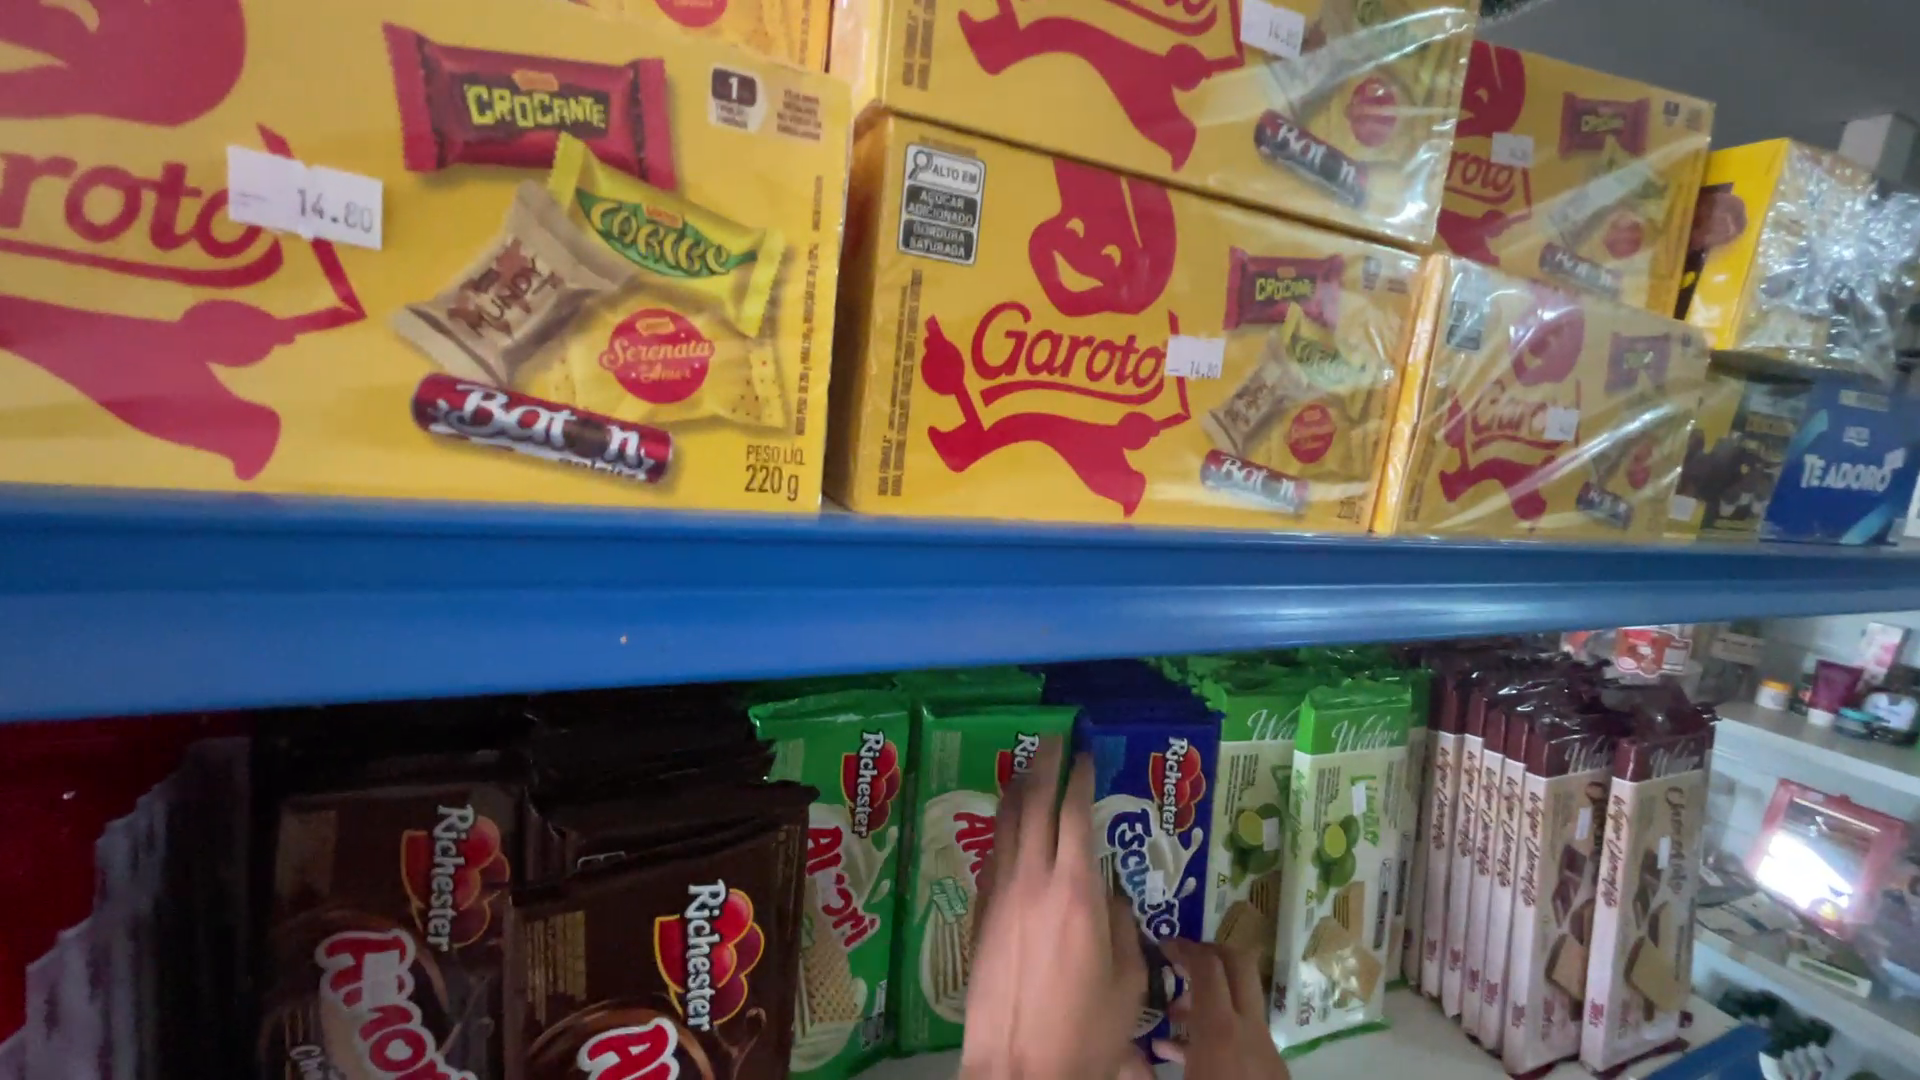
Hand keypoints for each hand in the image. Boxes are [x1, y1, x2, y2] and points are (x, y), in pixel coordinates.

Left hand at [962, 741, 1148, 1079]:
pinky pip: (994, 851)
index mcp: (1076, 891)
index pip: (1075, 814)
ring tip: (1028, 764)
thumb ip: (1122, 927)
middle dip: (1044, 764)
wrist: (1018, 1065)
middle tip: (1053, 738)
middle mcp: (1034, 878)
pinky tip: (1009, 819)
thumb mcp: (1126, 982)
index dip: (1080, 777)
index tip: (1086, 754)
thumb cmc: (1083, 1030)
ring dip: (1018, 787)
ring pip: (1007, 821)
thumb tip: (1110, 896)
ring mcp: (1002, 891)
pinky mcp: (982, 909)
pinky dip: (1003, 824)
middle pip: (1035, 803)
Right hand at [1156, 939, 1288, 1079]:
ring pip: (1242, 999)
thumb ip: (1147, 1065)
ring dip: (1211, 994)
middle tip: (1180, 961)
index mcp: (1220, 1032)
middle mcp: (1249, 1031)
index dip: (1184, 948)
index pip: (1208, 966)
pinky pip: (1244, 1033)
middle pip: (1238, 964)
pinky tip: (1188, 1047)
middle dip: (1208, 953)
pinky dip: (1220, 1027)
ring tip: (1176, 1010)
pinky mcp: (1274, 1067)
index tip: (1162, 947)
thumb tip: (1123, 1047)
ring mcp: (1266, 1048)